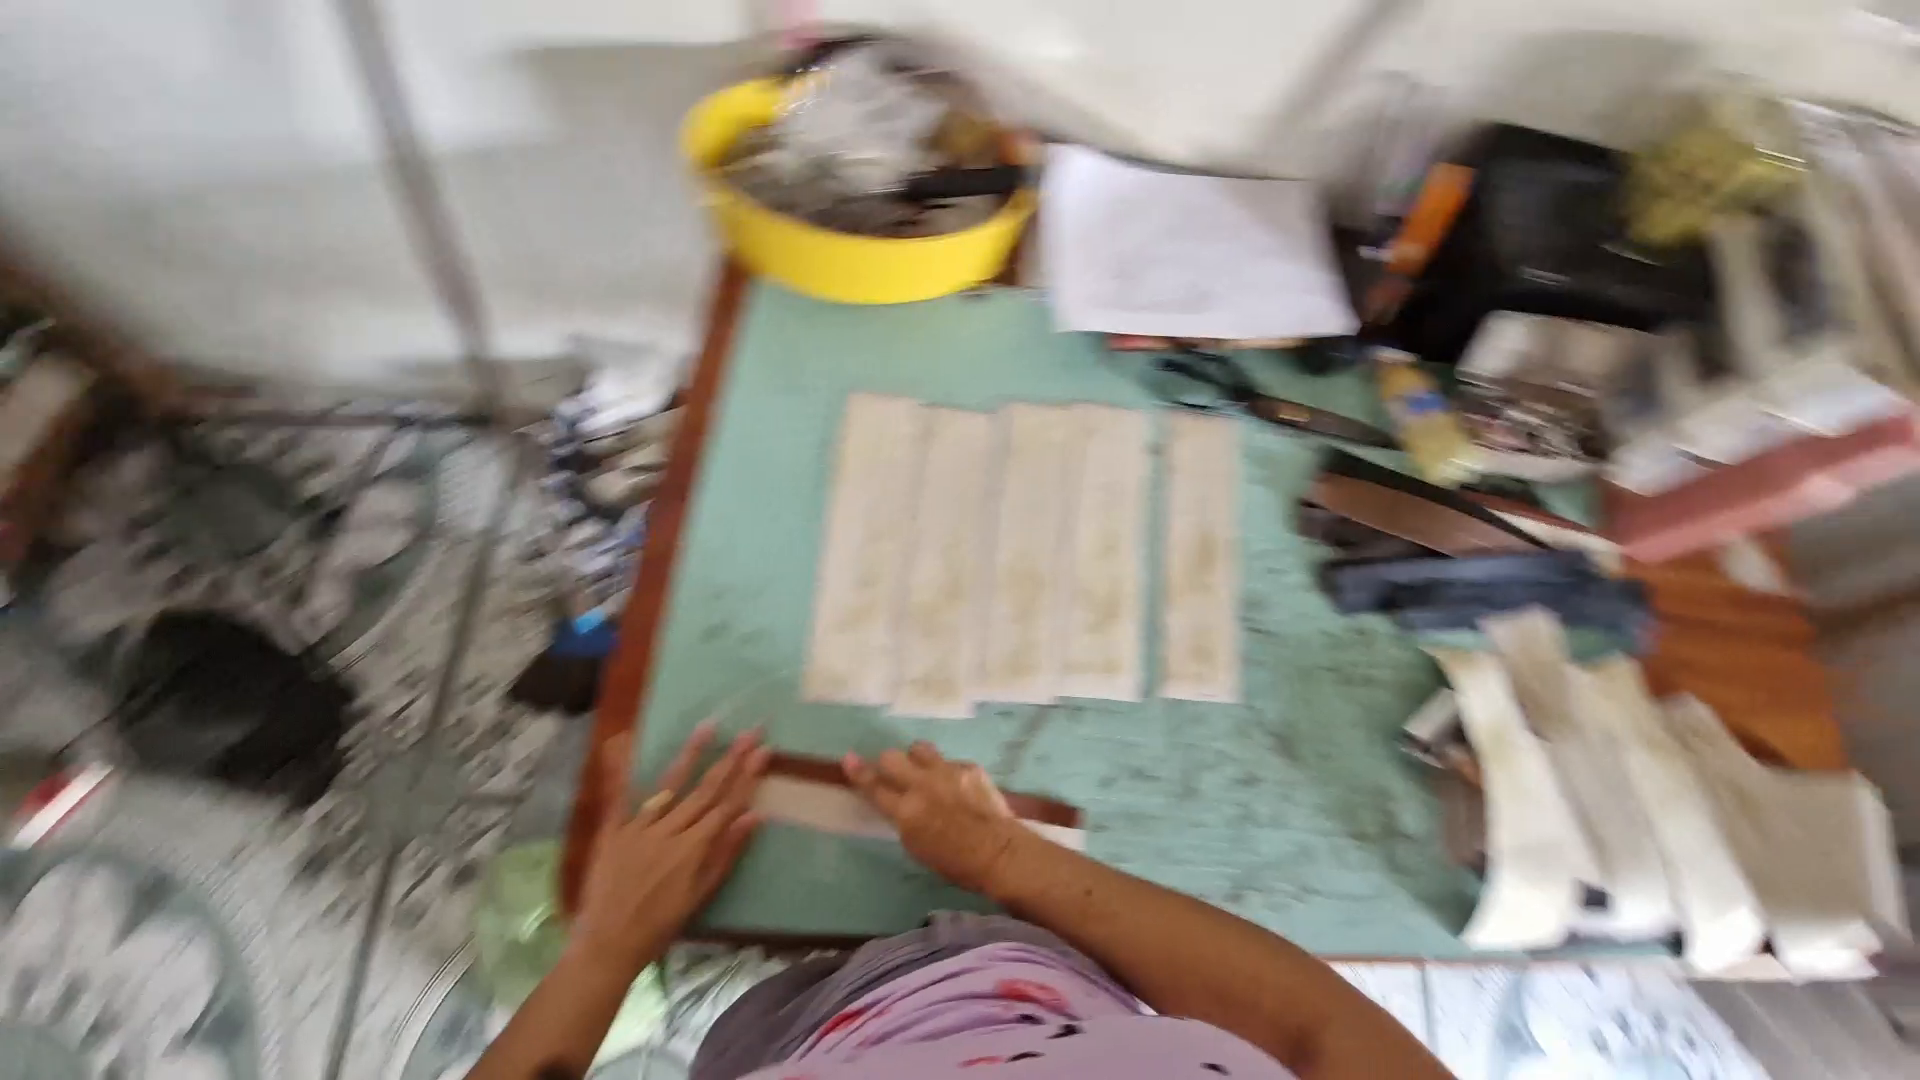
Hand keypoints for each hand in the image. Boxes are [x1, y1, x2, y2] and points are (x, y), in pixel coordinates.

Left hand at [573, 723, 769, 970]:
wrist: (607, 945)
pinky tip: (621, 741)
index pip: (728, 804)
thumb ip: (726, 853)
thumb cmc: (660, 925)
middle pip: (706, 789)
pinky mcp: (612, 831)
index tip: (764, 750)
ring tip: (707, 727)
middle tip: (749, 731)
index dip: (748, 776)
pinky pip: (619, 796)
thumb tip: (755, 816)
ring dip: (691, 754)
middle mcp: (670, 832)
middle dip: (730, 758)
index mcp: (695, 848)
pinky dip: (621, 768)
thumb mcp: (701, 895)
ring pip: (670, 784)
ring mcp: (640, 828)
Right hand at [842, 741, 1026, 894]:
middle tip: (894, 773)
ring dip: (917, 759)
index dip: (858, 772)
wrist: (999, 852)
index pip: (874, 787)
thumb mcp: (916, 846)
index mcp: (906, 811)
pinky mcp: (968, 767)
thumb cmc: (955, 862)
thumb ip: (903, 819)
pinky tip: (959, 788)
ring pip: (919, 749)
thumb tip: (899, 804)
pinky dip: (948, 773)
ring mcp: (947, 772)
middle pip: (892, 758)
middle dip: (888, 763)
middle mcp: (922, 785)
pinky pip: (949, 762)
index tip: (848, 758)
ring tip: (926, 772)